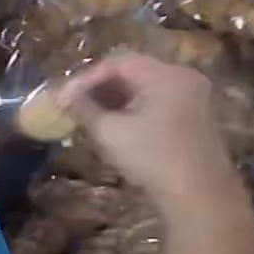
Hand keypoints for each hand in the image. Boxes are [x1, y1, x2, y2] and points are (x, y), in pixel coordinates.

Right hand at [58, 54, 241, 211]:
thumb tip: (57, 96)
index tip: (60, 98)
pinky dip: (124, 105)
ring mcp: (189, 95)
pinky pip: (150, 97)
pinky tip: (105, 122)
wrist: (195, 189)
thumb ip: (81, 108)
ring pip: (138, 85)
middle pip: (129, 71)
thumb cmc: (149, 155)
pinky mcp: (188, 112)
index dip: (83, 78)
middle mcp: (181, 77)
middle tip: (67, 104)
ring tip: (81, 114)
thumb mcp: (107, 130)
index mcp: (165, 76)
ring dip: (107, 96)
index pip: (115, 63)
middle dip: (94, 86)